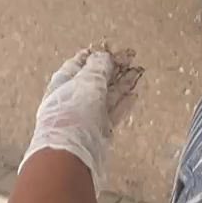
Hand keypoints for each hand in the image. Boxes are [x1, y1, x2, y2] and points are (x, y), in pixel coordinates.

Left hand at [20, 47, 141, 188]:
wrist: (71, 154)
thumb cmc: (73, 113)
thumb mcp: (86, 82)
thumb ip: (98, 67)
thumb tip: (103, 56)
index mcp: (63, 84)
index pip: (79, 64)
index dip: (96, 55)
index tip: (112, 48)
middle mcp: (73, 99)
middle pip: (95, 79)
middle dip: (113, 68)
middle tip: (131, 58)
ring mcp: (86, 115)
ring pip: (107, 95)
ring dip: (122, 83)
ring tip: (138, 72)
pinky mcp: (98, 130)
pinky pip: (113, 112)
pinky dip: (124, 102)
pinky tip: (134, 95)